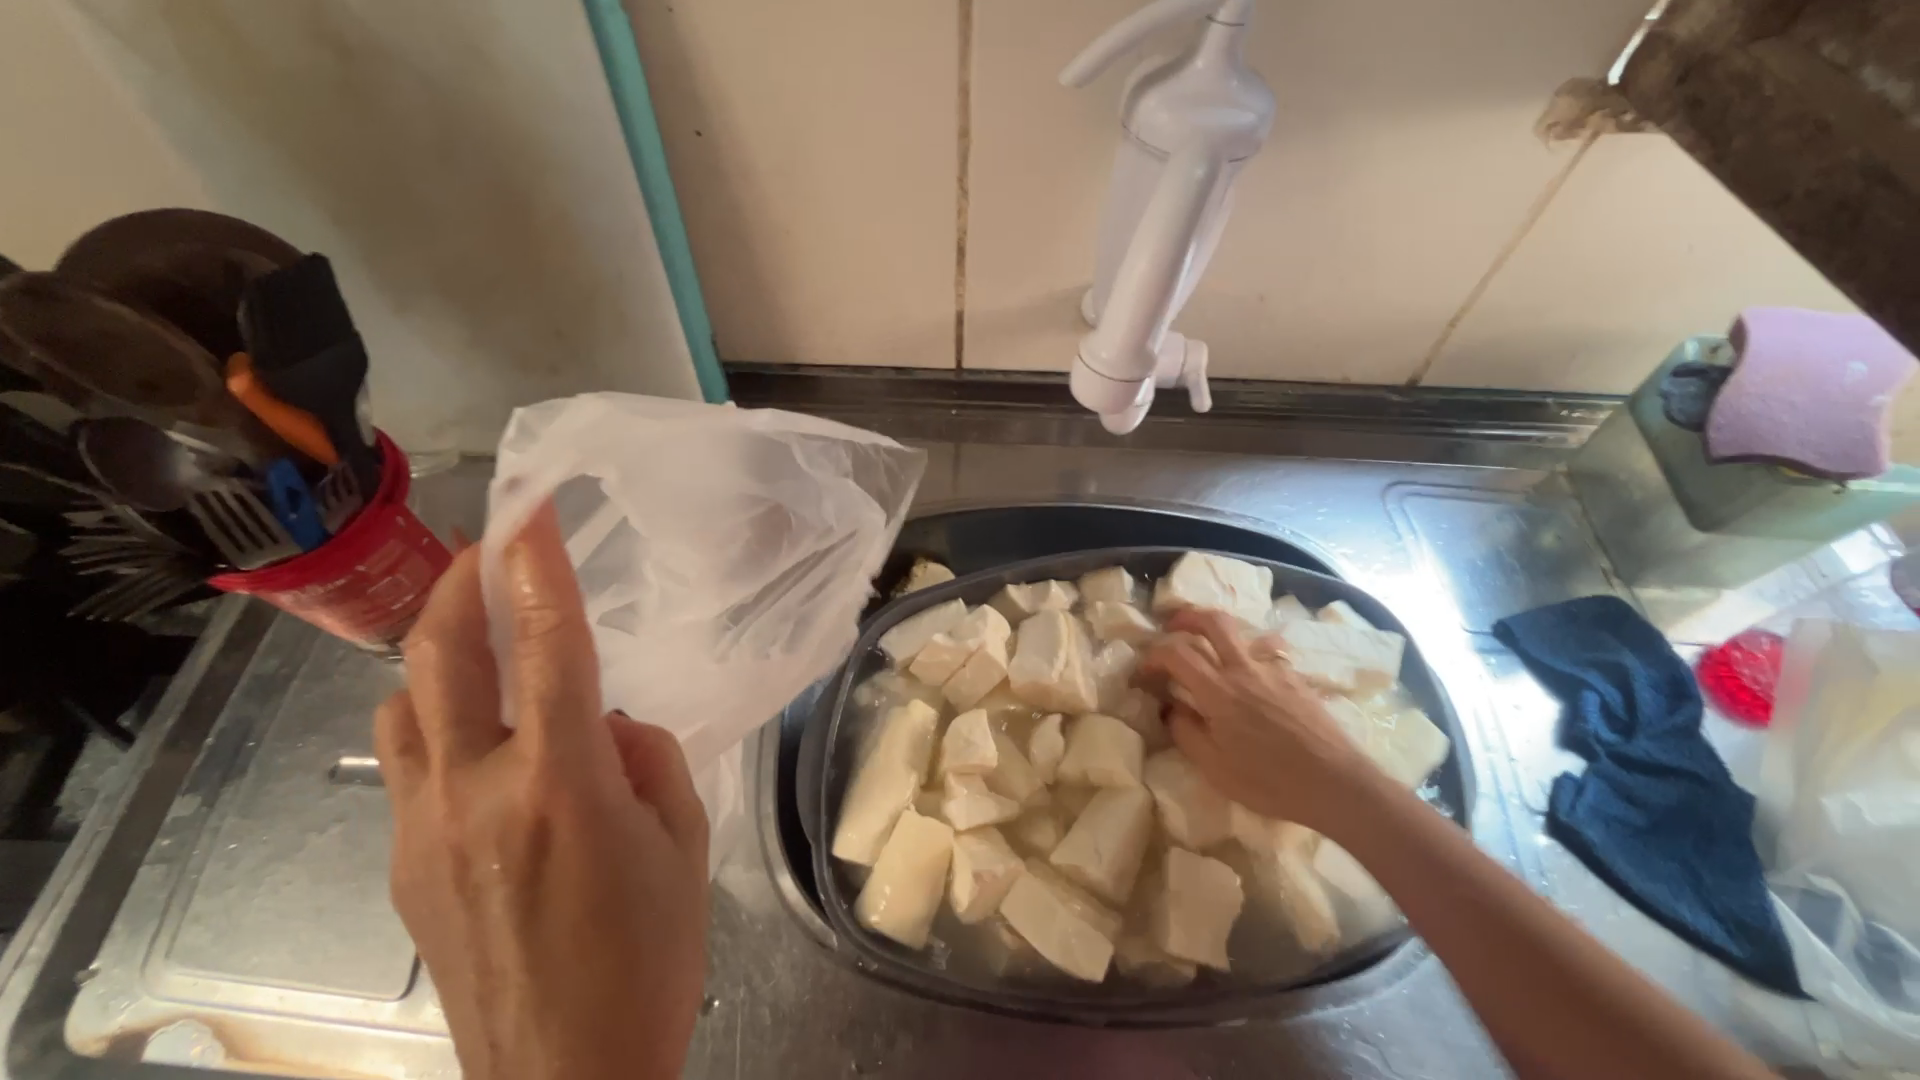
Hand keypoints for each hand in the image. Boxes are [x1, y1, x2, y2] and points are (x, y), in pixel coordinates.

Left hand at [375, 503, 708, 1079]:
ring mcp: (424, 829)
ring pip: (404, 704)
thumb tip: (608, 723)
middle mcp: (479, 792)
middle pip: (443, 657)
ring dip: (439, 655)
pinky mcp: (401, 865)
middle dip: (460, 584)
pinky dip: (436, 722)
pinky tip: (478, 743)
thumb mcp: (685, 846)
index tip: (533, 509)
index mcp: (565, 784)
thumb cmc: (650, 957)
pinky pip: (406, 763)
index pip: (550, 647)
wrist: (566, 1074)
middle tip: (488, 545)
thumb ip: (650, 761)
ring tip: (483, 646)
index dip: (539, 568)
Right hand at [1140, 608, 1376, 832]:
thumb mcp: (1214, 768)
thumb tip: (1170, 708)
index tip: (1142, 672)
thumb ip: (1186, 732)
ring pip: (1243, 633)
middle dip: (1186, 617)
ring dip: (1219, 634)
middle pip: (1213, 621)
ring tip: (1211, 652)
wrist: (1337, 784)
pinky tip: (1250, 680)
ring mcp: (1275, 671)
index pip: (1175, 653)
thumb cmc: (1269, 781)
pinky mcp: (1297, 680)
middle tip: (1171, 628)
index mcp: (1218, 691)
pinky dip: (1249, 657)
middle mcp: (1245, 669)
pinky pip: (1268, 655)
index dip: (1152, 656)